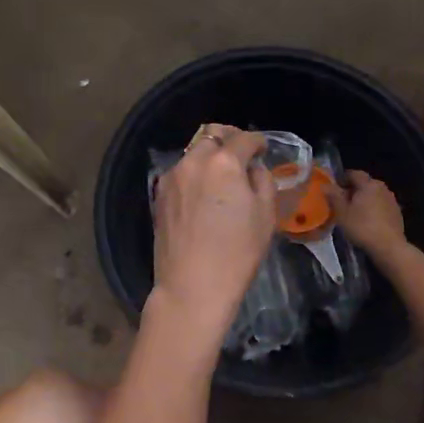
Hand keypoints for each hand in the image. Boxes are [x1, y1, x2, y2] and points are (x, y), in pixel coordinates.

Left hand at [150, 124, 276, 326]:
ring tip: (221, 177)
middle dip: (229, 141)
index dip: (258, 142)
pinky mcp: (158, 196)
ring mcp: (171, 178)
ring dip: (209, 158)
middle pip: (212, 137)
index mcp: (223, 163)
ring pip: (193, 154)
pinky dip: (193, 175)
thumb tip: (253, 168)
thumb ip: (262, 181)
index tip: (263, 149)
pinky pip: (180, 173)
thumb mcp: (265, 215)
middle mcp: (193, 162)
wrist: (192, 285)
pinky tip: (202, 194)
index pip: (244, 139)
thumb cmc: (237, 252)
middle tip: (241, 157)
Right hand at [326, 170, 406, 253]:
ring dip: (364, 199)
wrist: (388, 245)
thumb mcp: (341, 212)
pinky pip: (381, 204)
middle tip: (342, 201)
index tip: (334, 187)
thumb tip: (325, 184)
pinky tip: (368, 220)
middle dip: (353, 189)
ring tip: (354, 211)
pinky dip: (373, 208)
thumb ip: (333, 196)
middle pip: (365, 183)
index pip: (354, 173)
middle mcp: (382, 188)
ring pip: (374, 194)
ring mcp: (392, 200)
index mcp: (368, 184)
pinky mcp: (397, 212)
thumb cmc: (361, 226)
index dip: (343, 178)